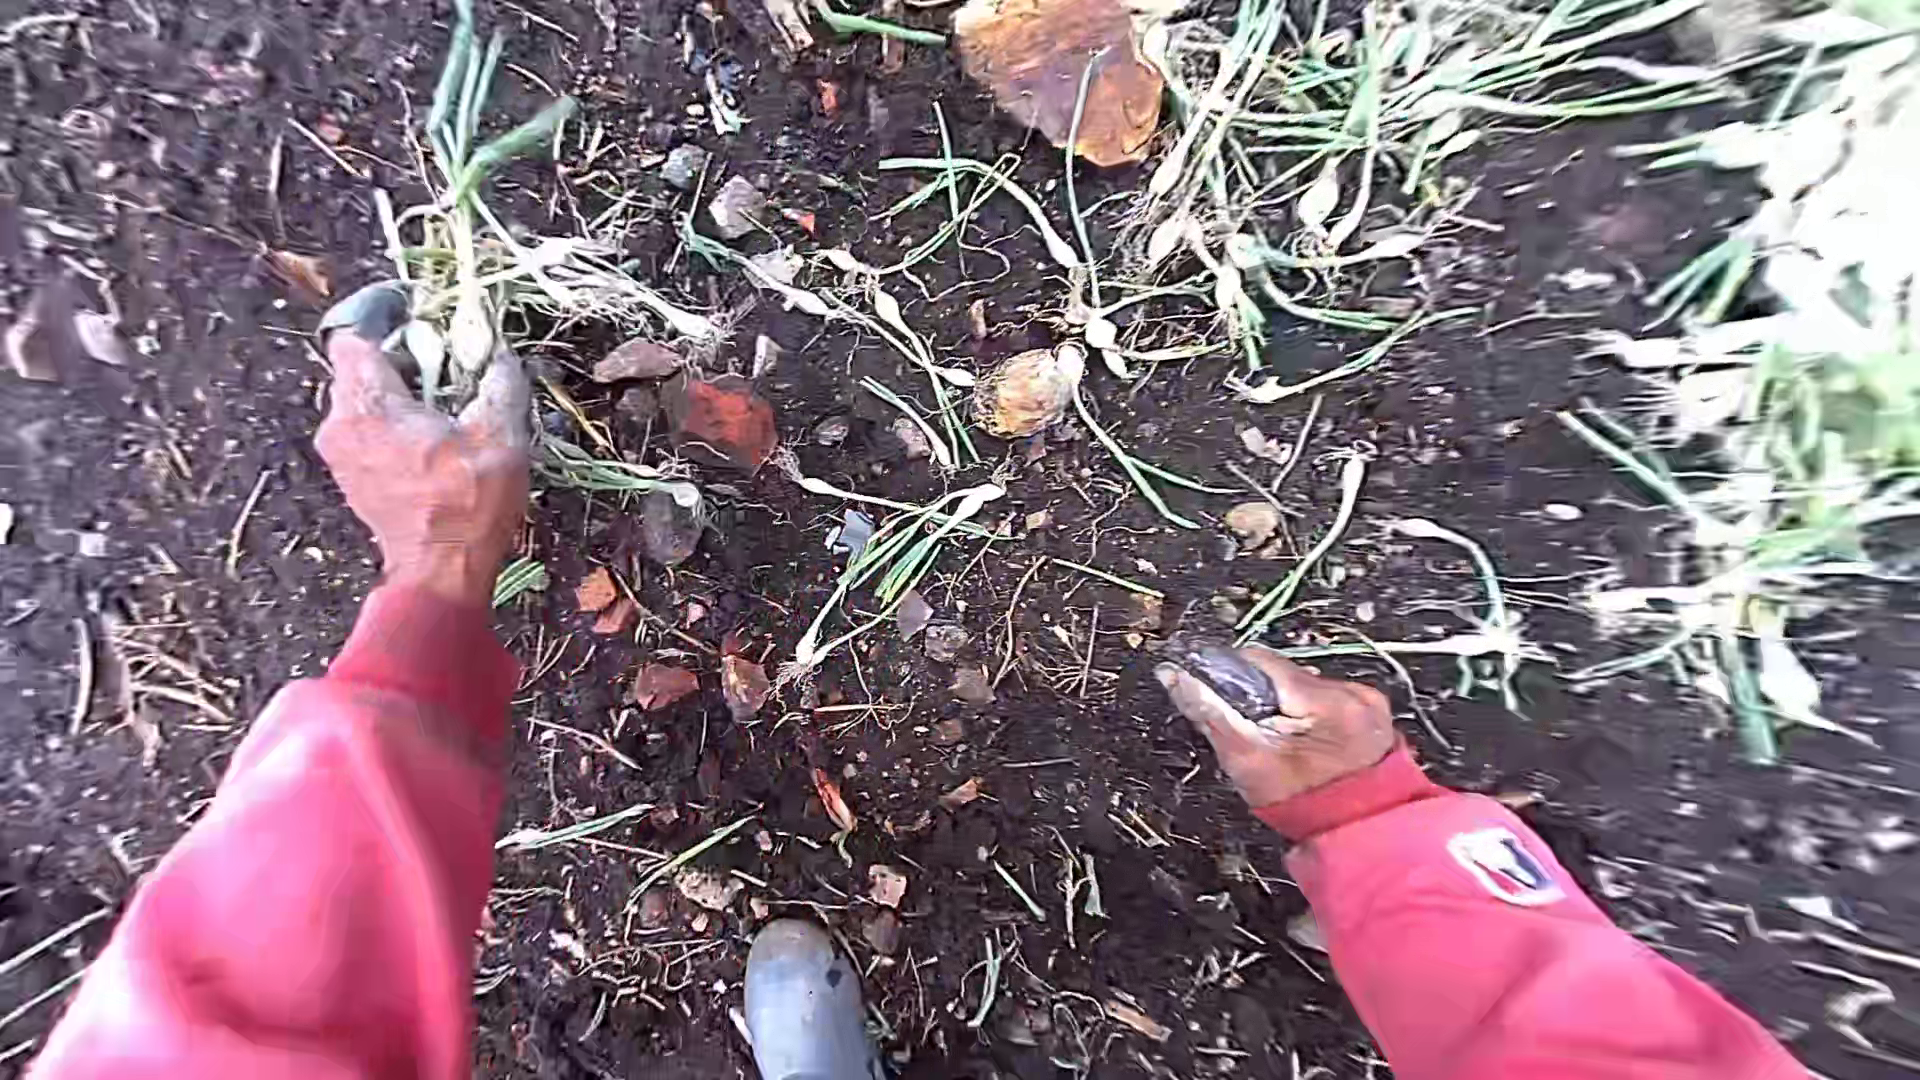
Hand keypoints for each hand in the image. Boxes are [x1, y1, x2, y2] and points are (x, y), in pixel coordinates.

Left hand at [316, 327, 529, 607]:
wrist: (442, 567)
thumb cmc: (471, 502)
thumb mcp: (501, 439)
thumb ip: (500, 388)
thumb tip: (501, 357)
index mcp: (369, 406)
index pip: (354, 338)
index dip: (385, 321)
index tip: (421, 320)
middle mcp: (340, 424)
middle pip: (362, 372)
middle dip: (406, 364)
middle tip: (453, 374)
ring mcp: (340, 455)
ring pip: (367, 405)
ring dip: (405, 399)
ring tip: (452, 413)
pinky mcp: (353, 478)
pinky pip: (369, 434)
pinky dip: (399, 428)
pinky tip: (438, 445)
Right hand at [1156, 646, 1395, 807]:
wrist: (1357, 840)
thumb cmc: (1299, 803)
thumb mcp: (1244, 757)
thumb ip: (1207, 710)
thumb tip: (1174, 675)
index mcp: (1326, 700)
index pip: (1259, 660)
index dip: (1231, 677)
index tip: (1223, 700)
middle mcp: (1353, 693)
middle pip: (1282, 672)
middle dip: (1259, 693)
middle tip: (1252, 729)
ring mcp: (1368, 703)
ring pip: (1301, 684)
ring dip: (1283, 702)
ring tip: (1278, 738)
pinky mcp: (1373, 714)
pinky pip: (1324, 698)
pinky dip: (1306, 712)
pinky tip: (1300, 740)